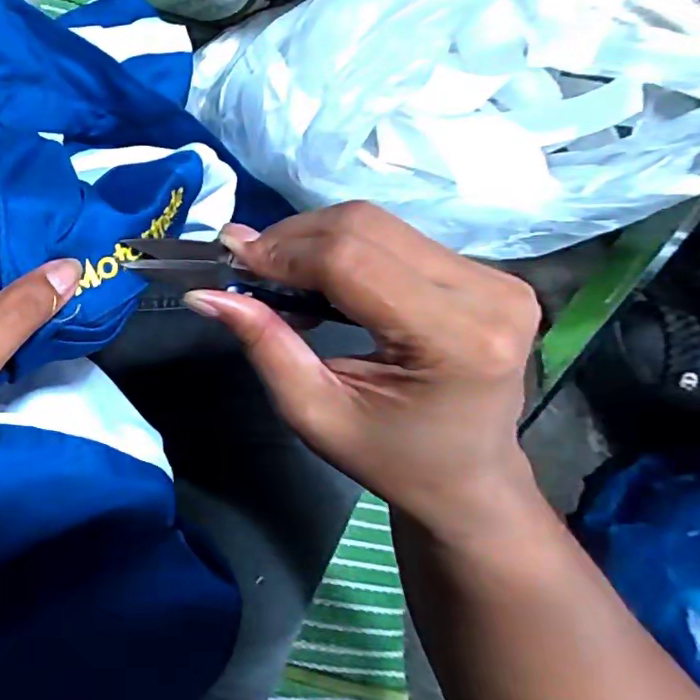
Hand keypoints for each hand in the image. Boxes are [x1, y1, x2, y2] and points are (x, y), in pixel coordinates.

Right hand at [183, 202, 540, 536]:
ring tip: (281, 278)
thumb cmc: (389, 456)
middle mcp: (487, 296)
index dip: (282, 252)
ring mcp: (495, 279)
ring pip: (374, 222)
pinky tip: (319, 279)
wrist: (470, 477)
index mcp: (455, 341)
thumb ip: (263, 343)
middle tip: (248, 270)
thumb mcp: (312, 410)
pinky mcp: (486, 272)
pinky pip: (391, 235)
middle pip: (363, 227)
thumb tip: (204, 293)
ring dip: (311, 239)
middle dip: (290, 239)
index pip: (351, 261)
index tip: (230, 261)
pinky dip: (338, 246)